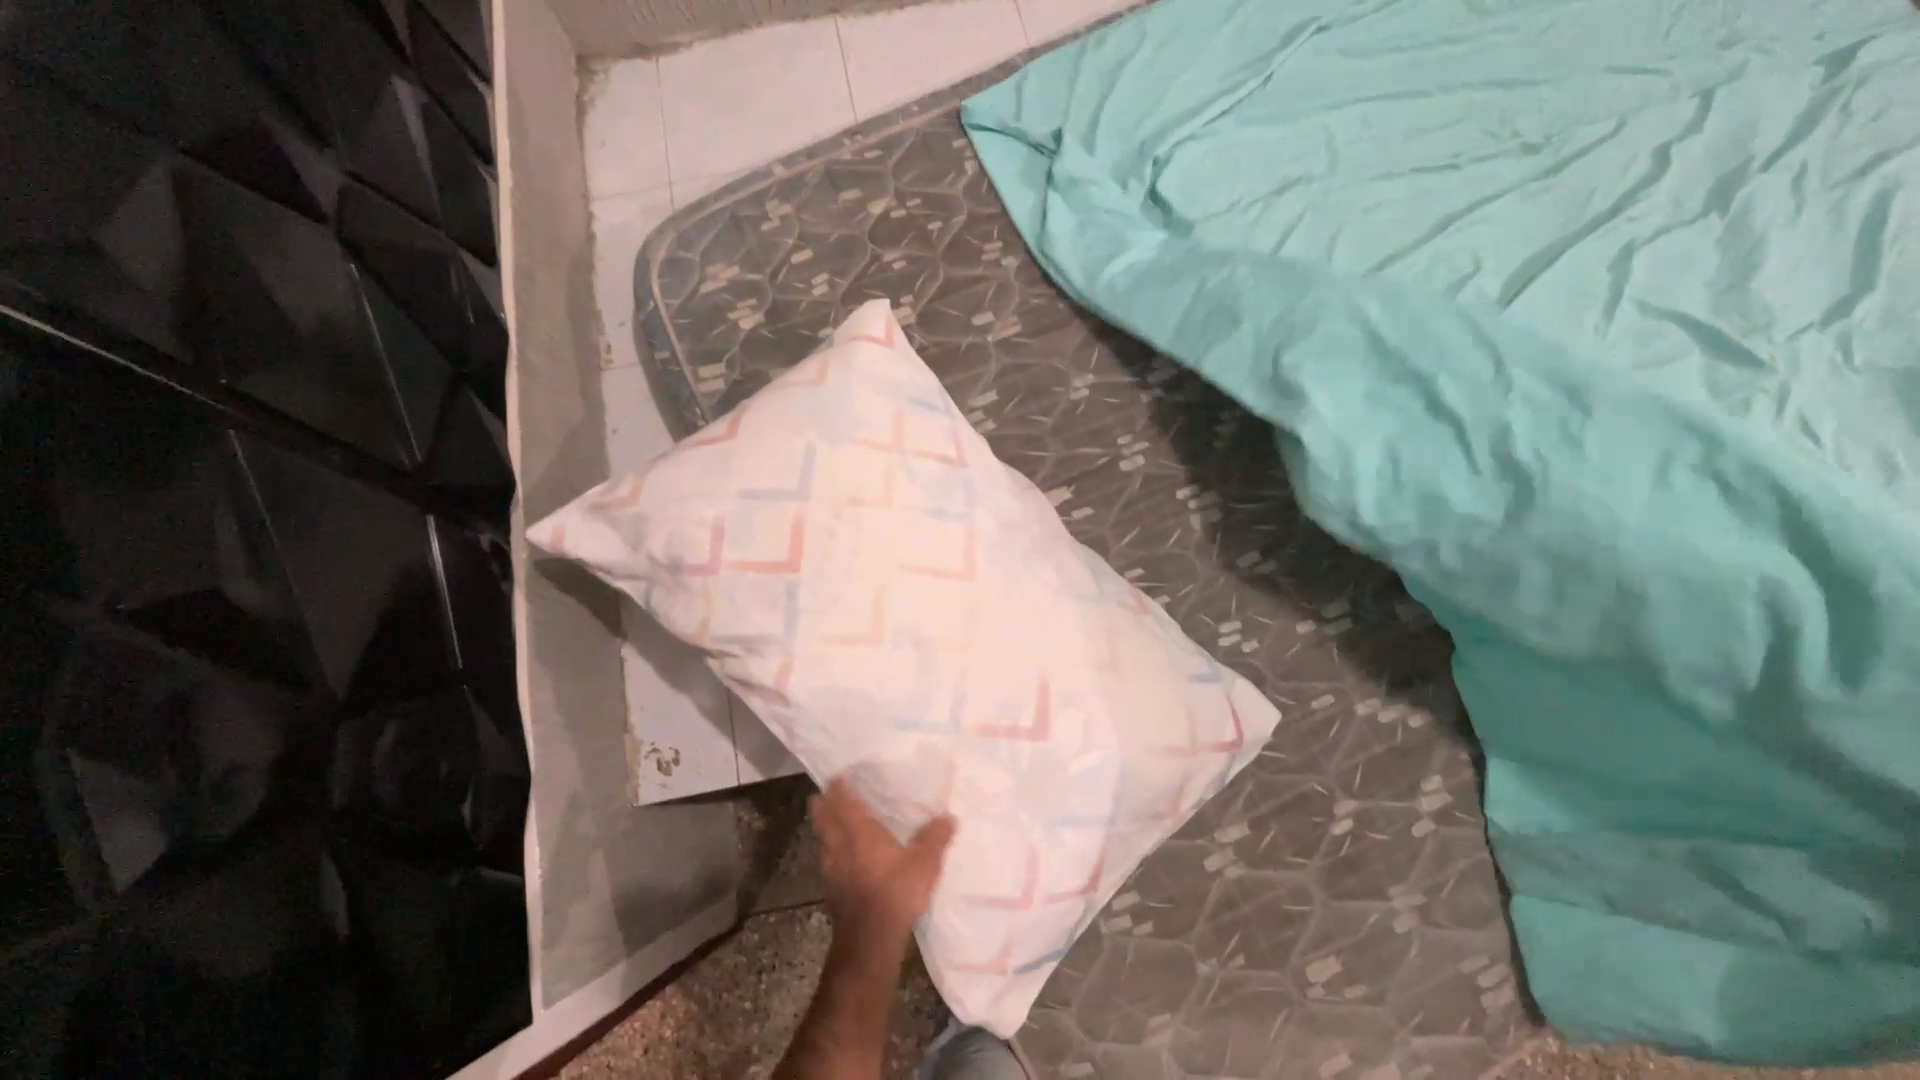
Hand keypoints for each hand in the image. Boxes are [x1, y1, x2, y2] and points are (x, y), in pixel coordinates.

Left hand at [812, 777, 956, 938]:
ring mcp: (831, 869)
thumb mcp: (924, 863)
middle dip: (822, 805)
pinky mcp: (832, 891)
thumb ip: (935, 838)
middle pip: (823, 818)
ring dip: (824, 830)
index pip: (843, 801)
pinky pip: (827, 862)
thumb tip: (949, 817)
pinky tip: (841, 862)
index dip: (838, 787)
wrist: (869, 939)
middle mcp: (839, 845)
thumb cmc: (895, 892)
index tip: (838, 776)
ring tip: (831, 825)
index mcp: (859, 832)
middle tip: (823, 795)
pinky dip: (831, 854)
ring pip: (822, 841)